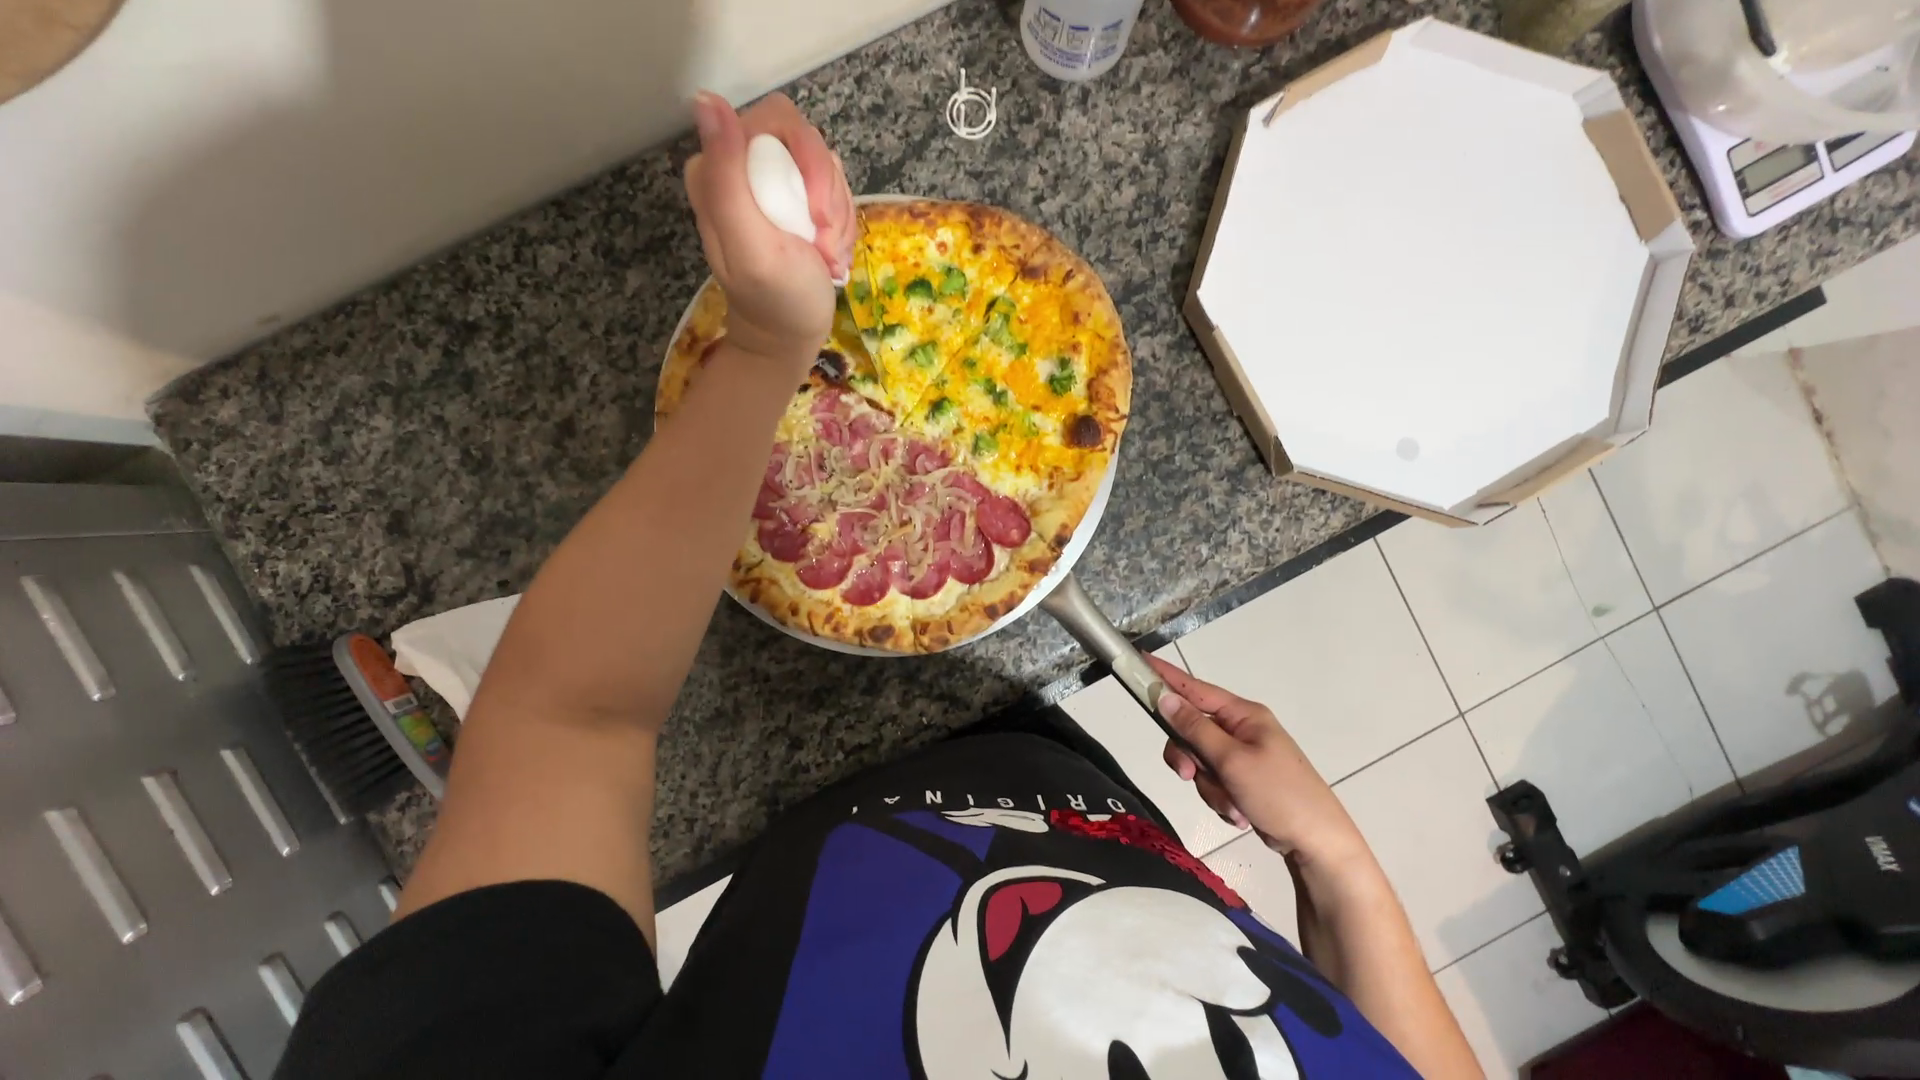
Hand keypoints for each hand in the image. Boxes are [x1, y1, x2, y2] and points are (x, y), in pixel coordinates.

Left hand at [683, 91, 855, 366]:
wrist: (788, 335)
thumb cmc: (772, 298)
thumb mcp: (750, 242)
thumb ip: (727, 175)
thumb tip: (708, 101)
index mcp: (718, 167)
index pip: (778, 122)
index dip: (809, 162)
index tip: (817, 216)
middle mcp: (742, 165)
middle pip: (807, 142)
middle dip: (828, 195)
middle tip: (825, 242)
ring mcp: (771, 181)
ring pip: (826, 167)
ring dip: (837, 216)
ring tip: (826, 256)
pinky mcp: (796, 197)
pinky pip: (835, 190)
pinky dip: (841, 225)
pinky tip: (830, 255)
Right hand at [1150, 655, 1372, 873]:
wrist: (1317, 843)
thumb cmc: (1279, 794)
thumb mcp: (1232, 761)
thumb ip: (1195, 729)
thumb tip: (1165, 698)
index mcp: (1244, 715)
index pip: (1195, 689)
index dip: (1165, 677)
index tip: (1138, 662)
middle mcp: (1241, 731)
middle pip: (1191, 731)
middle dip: (1189, 758)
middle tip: (1188, 774)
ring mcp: (1243, 757)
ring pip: (1199, 762)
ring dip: (1209, 787)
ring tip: (1233, 804)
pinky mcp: (1243, 782)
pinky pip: (1213, 783)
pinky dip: (1220, 800)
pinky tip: (1240, 813)